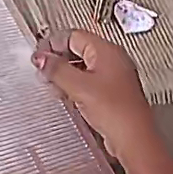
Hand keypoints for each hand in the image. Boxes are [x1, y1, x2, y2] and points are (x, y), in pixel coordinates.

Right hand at [33, 30, 167, 168]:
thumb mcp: (79, 86)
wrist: (133, 137)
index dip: (53, 44)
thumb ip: (57, 70)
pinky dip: (76, 88)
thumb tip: (42, 59)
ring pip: (83, 69)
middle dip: (58, 61)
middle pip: (78, 51)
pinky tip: (69, 98)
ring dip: (66, 76)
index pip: (74, 36)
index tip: (39, 58)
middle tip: (44, 72)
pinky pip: (89, 84)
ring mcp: (113, 78)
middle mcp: (113, 61)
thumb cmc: (117, 111)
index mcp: (107, 51)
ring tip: (54, 86)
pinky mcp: (111, 95)